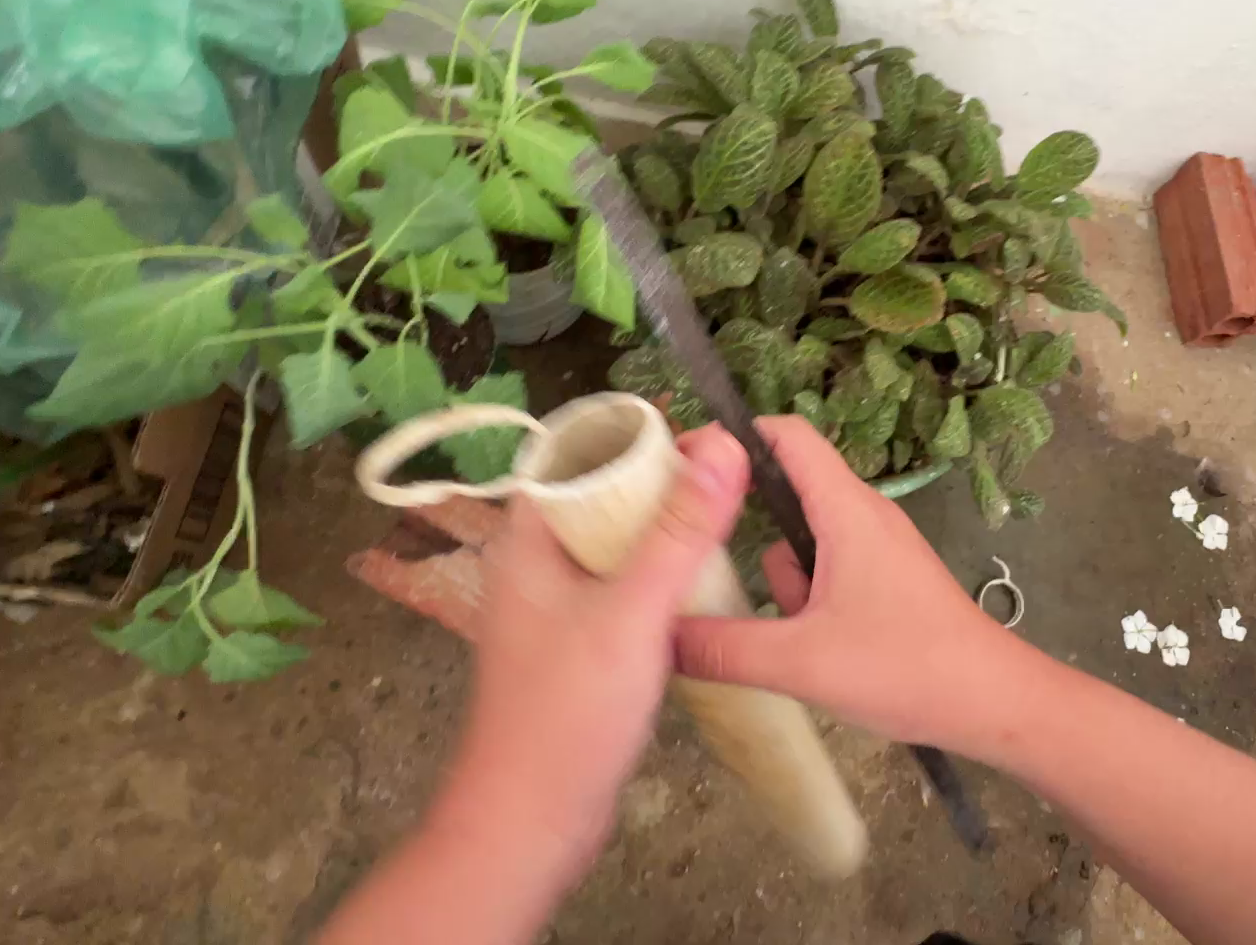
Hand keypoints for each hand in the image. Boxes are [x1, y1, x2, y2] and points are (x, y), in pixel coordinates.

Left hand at [430, 424, 748, 856]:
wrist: (533, 821)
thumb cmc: (569, 709)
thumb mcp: (631, 612)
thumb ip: (679, 532)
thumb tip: (725, 447)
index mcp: (530, 538)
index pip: (575, 455)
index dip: (634, 435)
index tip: (698, 434)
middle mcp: (539, 561)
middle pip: (602, 493)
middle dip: (660, 477)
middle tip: (724, 472)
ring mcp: (560, 601)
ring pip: (617, 538)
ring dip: (664, 522)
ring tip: (722, 511)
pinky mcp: (582, 636)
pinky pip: (625, 579)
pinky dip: (661, 566)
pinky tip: (701, 573)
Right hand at [673, 417, 1025, 753]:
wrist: (991, 701)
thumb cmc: (904, 666)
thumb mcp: (801, 661)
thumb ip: (724, 648)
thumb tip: (659, 636)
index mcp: (845, 509)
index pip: (788, 436)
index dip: (735, 434)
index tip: (684, 457)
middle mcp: (862, 515)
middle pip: (788, 491)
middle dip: (745, 522)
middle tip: (699, 556)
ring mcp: (877, 547)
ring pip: (804, 541)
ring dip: (784, 582)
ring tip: (789, 637)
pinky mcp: (885, 579)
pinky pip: (828, 569)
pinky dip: (810, 600)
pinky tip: (816, 648)